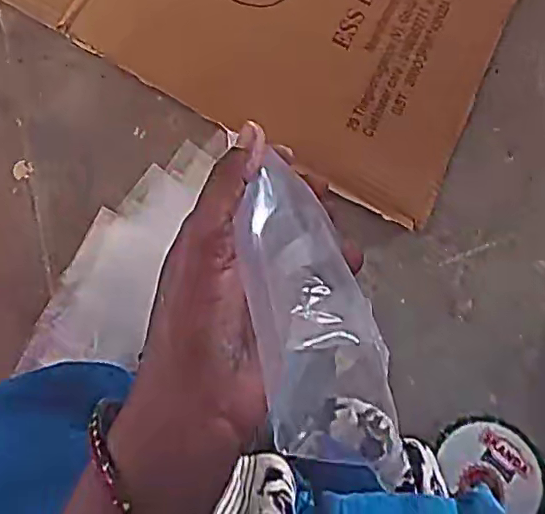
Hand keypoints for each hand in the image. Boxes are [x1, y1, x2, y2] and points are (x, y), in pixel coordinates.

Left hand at [108, 123, 360, 513]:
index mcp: (216, 235)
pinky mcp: (293, 316)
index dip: (271, 170)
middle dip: (307, 200)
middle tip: (326, 196)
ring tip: (343, 238)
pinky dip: (338, 268)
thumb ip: (226, 189)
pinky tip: (350, 266)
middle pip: (281, 213)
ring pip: (306, 245)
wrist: (200, 412)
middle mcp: (243, 256)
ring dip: (328, 234)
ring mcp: (269, 287)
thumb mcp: (202, 243)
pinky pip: (321, 281)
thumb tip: (251, 132)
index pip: (247, 187)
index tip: (296, 160)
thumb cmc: (194, 320)